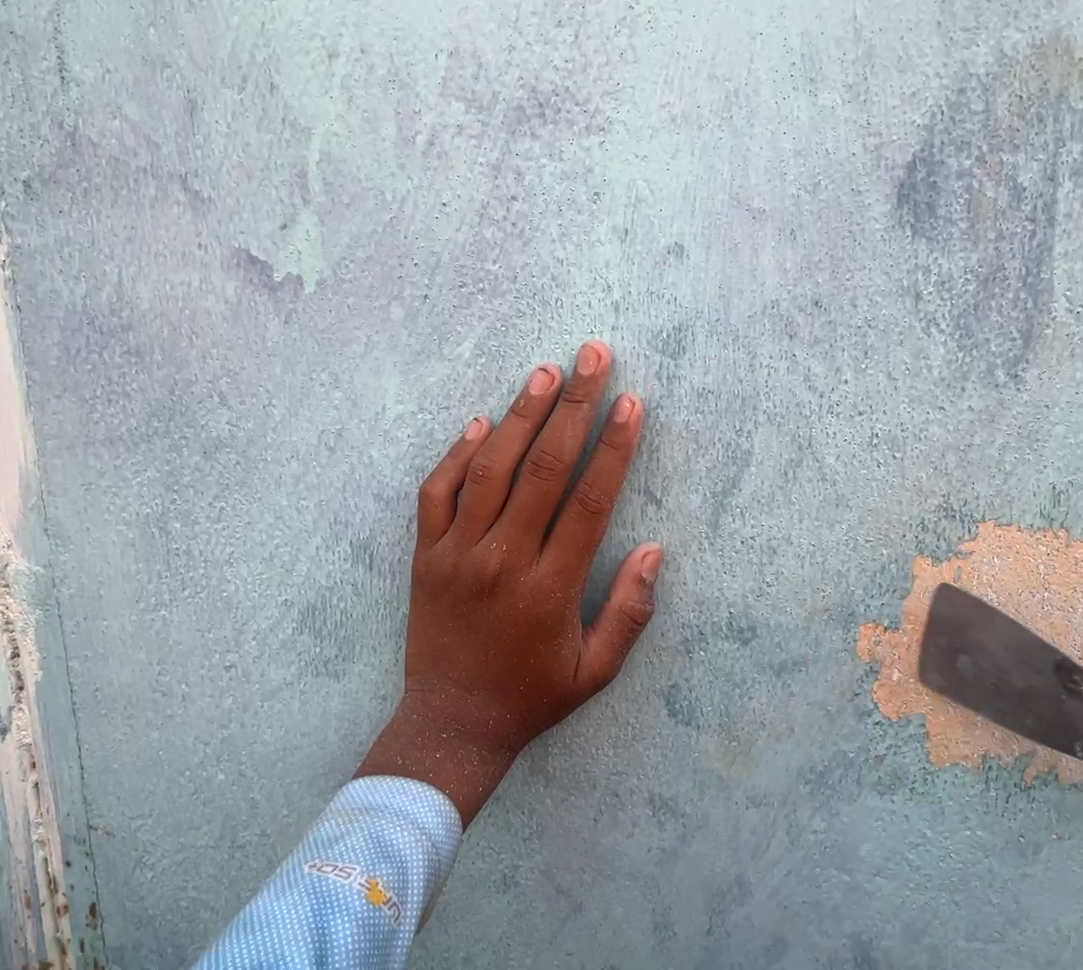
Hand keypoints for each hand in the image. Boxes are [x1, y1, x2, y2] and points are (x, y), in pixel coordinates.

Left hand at [356, 340, 661, 823]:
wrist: (449, 725)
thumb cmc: (531, 697)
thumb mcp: (595, 671)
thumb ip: (630, 612)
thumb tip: (657, 550)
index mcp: (551, 588)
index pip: (589, 501)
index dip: (614, 447)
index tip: (630, 402)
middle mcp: (503, 560)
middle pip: (543, 469)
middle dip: (574, 407)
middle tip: (592, 356)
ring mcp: (458, 554)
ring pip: (489, 470)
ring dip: (520, 416)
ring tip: (546, 373)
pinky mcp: (425, 556)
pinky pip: (436, 493)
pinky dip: (456, 455)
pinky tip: (479, 422)